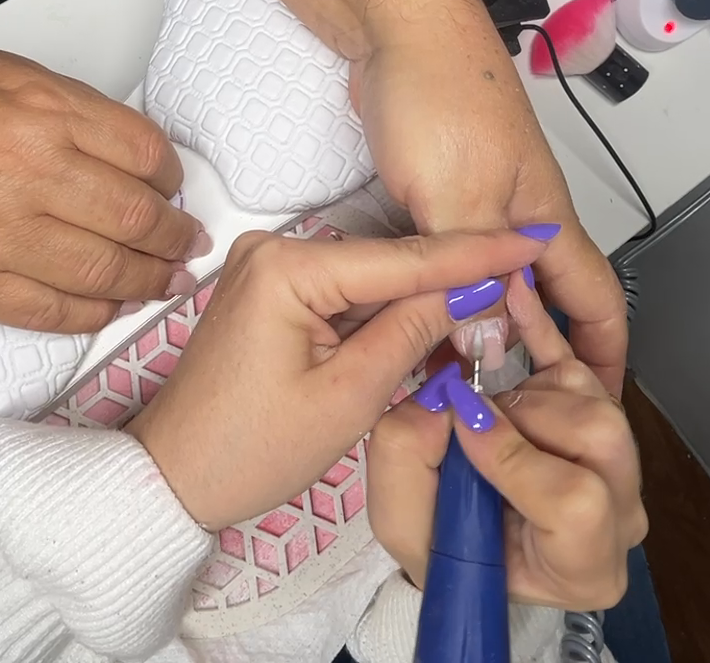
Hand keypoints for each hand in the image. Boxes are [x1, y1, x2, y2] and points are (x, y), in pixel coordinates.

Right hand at [0, 48, 206, 332]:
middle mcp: (25, 171)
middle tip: (190, 246)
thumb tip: (145, 167)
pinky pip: (52, 313)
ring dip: (150, 281)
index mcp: (43, 112)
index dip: (174, 180)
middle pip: (136, 218)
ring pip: (104, 273)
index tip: (177, 192)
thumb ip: (81, 117)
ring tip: (169, 281)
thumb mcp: (15, 80)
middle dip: (177, 238)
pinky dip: (95, 315)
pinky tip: (114, 306)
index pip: (146, 154)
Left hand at [124, 227, 548, 528]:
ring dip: (420, 294)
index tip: (533, 236)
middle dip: (452, 275)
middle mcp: (275, 249)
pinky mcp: (271, 286)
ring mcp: (270, 264)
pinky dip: (382, 307)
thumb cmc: (250, 449)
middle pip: (385, 261)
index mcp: (288, 269)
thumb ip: (410, 334)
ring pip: (367, 276)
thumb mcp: (347, 398)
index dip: (475, 250)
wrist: (175, 472)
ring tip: (490, 299)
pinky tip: (429, 316)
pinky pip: (342, 289)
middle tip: (523, 275)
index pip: (402, 257)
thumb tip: (469, 292)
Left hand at [352, 14, 627, 393]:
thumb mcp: (459, 196)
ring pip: (488, 278)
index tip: (596, 405)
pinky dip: (441, 288)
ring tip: (455, 374)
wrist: (397, 29)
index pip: (595, 299)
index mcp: (544, 219)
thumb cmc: (442, 98)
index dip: (603, 353)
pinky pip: (449, 255)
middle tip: (505, 405)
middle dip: (532, 351)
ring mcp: (474, 199)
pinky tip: (417, 311)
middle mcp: (516, 215)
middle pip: (539, 297)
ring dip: (480, 322)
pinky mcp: (436, 187)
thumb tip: (495, 349)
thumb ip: (478, 274)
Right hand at [369, 275, 646, 609]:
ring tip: (480, 391)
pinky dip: (543, 326)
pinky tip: (515, 290)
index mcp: (579, 567)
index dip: (514, 454)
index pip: (577, 504)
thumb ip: (409, 461)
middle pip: (598, 438)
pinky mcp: (594, 410)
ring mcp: (617, 462)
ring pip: (594, 399)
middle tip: (468, 403)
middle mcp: (617, 515)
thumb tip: (442, 396)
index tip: (460, 423)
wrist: (459, 531)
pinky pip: (577, 360)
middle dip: (520, 410)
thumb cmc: (437, 541)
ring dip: (525, 385)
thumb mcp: (403, 523)